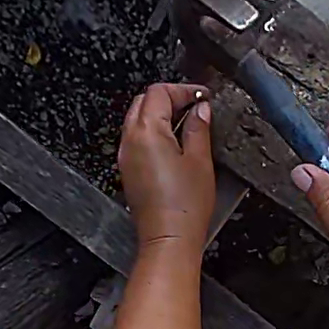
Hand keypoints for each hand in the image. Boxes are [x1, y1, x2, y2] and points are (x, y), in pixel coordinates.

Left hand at [119, 83, 214, 257]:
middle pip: (143, 102)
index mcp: (147, 131)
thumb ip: (198, 128)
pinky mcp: (129, 172)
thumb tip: (200, 109)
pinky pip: (137, 141)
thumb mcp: (200, 160)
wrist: (169, 239)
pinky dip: (153, 134)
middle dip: (169, 98)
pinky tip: (174, 145)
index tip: (202, 96)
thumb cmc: (184, 206)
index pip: (159, 92)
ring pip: (137, 121)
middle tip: (195, 106)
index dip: (183, 89)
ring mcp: (126, 158)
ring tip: (187, 125)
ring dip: (160, 116)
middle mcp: (130, 141)